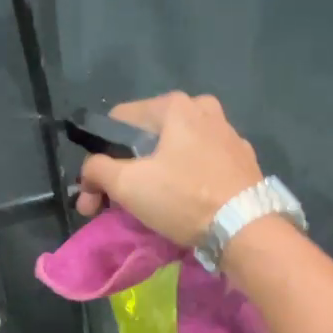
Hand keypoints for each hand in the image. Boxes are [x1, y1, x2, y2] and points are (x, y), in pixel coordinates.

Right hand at [76, 92, 264, 247]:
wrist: (243, 226)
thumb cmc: (182, 198)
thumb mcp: (127, 185)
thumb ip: (97, 170)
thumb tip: (89, 172)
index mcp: (174, 105)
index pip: (119, 120)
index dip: (99, 154)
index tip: (95, 191)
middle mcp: (203, 108)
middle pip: (148, 136)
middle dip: (127, 168)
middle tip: (117, 202)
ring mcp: (226, 132)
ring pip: (175, 149)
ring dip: (155, 173)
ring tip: (150, 205)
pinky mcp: (240, 159)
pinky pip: (199, 164)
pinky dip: (184, 179)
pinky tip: (182, 203)